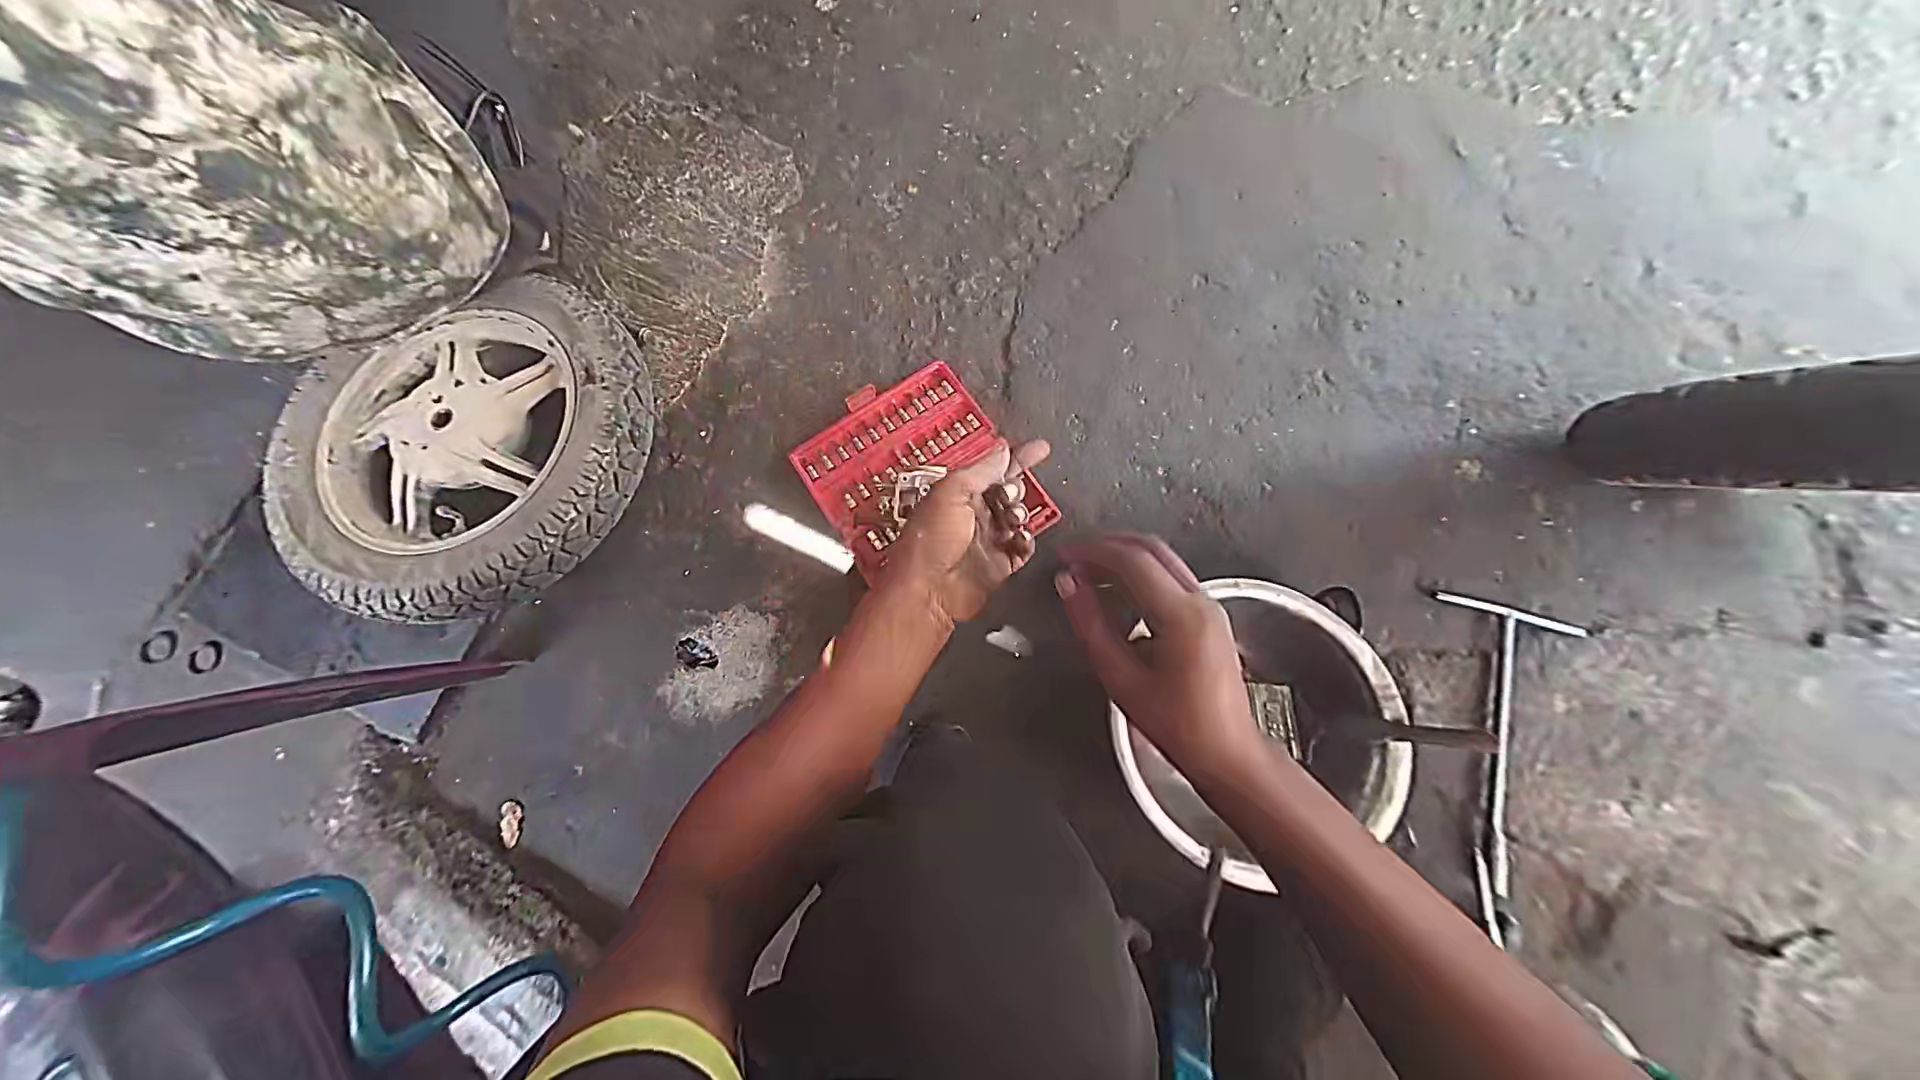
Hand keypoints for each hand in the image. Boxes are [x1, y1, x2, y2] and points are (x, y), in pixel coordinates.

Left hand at [883, 437, 1051, 624]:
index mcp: (958, 494)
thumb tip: (1003, 451)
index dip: (1017, 457)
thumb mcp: (952, 492)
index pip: (994, 469)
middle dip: (1016, 489)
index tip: (1040, 449)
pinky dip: (1026, 541)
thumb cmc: (929, 542)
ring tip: (1012, 520)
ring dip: (1021, 515)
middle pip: (1009, 493)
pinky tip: (1020, 538)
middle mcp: (973, 515)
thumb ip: (981, 470)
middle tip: (1009, 496)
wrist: (928, 590)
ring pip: (1018, 518)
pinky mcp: (998, 564)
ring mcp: (987, 540)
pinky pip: (1023, 547)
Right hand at [1055, 534, 1265, 775]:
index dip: (1092, 551)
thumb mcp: (1121, 677)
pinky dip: (1139, 574)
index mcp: (1181, 614)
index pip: (1131, 560)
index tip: (1065, 555)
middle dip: (1107, 546)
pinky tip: (1117, 591)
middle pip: (1150, 550)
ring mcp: (1209, 607)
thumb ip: (1091, 625)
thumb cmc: (1177, 724)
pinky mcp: (1209, 616)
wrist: (1227, 751)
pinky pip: (1170, 578)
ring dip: (1123, 558)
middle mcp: (1200, 601)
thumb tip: (1069, 586)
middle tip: (1074, 556)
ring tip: (1088, 571)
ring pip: (1162, 560)